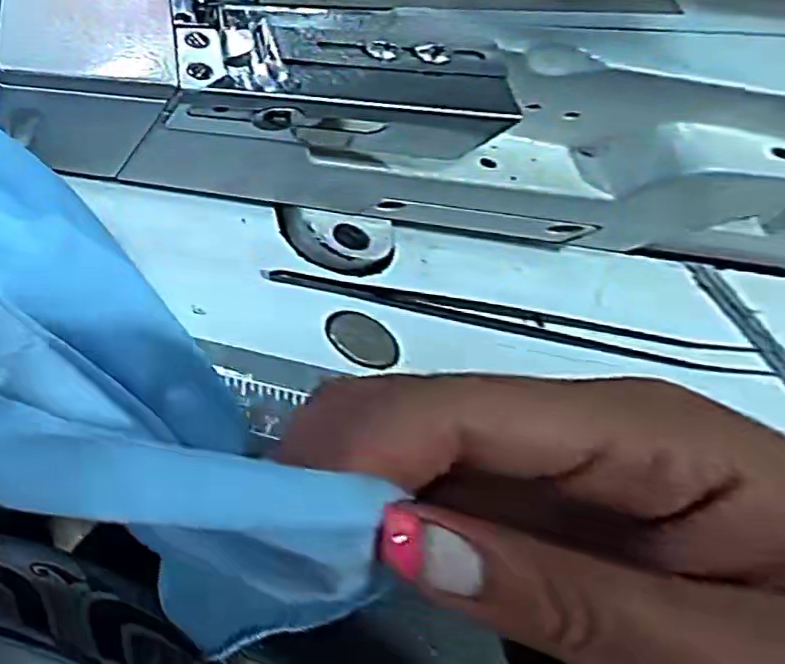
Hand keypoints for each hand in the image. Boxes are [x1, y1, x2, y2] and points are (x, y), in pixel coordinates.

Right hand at [276, 375, 784, 663]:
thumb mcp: (742, 651)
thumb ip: (574, 599)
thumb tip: (399, 543)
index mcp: (633, 426)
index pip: (446, 407)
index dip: (361, 450)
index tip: (308, 520)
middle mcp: (563, 420)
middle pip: (400, 403)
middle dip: (333, 459)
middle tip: (301, 538)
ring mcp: (538, 454)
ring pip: (390, 433)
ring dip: (340, 482)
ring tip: (321, 543)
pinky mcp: (523, 492)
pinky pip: (417, 478)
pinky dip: (371, 505)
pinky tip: (361, 538)